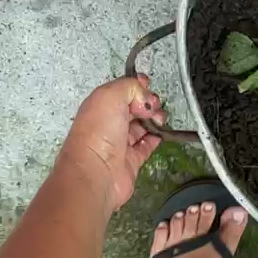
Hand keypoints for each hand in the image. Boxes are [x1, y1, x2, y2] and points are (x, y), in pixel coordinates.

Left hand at [56, 76, 166, 213]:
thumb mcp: (110, 96)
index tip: (149, 85)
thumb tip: (146, 99)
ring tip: (160, 120)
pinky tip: (162, 134)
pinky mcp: (131, 161)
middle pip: (134, 107)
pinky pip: (147, 145)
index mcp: (100, 105)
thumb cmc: (99, 132)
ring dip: (154, 119)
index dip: (137, 85)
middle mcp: (109, 123)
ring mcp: (120, 143)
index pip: (122, 90)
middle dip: (148, 102)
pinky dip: (156, 138)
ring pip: (142, 125)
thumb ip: (130, 87)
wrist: (95, 173)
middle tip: (154, 107)